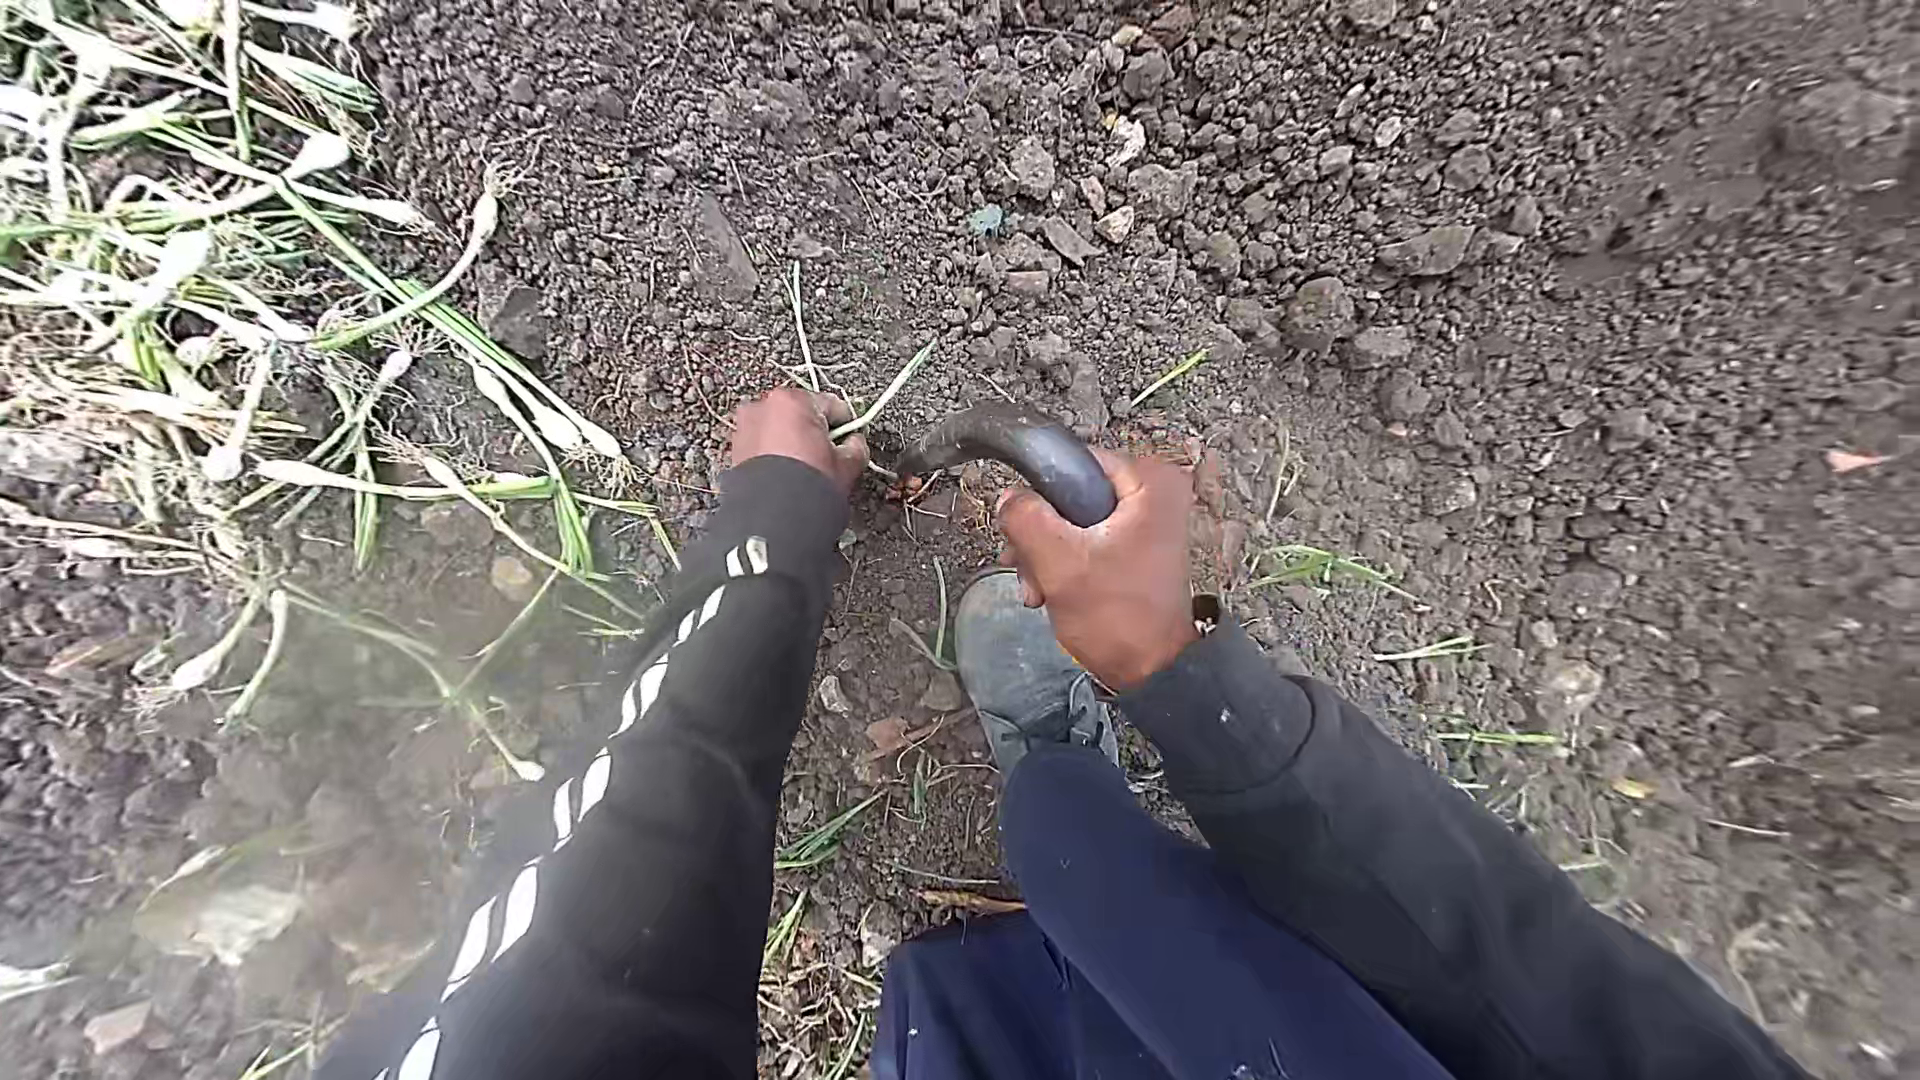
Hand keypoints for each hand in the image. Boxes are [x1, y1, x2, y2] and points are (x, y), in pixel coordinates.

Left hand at [729, 388, 868, 493]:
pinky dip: (775, 455)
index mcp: (793, 401)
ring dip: (793, 443)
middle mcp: (763, 406)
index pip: (831, 405)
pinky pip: (763, 445)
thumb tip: (855, 443)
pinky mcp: (736, 449)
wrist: (774, 516)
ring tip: (805, 470)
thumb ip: (856, 447)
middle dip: (815, 433)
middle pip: (801, 415)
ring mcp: (745, 427)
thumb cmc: (807, 486)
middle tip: (827, 457)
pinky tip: (786, 475)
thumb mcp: (846, 465)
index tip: (850, 440)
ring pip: (780, 430)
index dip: (846, 425)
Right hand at [996, 449, 1197, 690]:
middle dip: (1040, 535)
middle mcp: (1153, 494)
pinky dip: (1061, 564)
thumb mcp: (1059, 561)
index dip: (1042, 496)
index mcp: (1150, 482)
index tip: (1028, 531)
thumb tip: (1008, 498)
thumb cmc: (1118, 617)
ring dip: (1044, 554)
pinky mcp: (1133, 547)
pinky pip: (1083, 540)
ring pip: (1070, 521)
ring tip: (1038, 586)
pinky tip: (1049, 590)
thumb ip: (1025, 518)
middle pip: (1069, 495)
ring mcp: (1144, 523)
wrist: (1149, 671)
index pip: (1073, 463)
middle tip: (1030, 567)